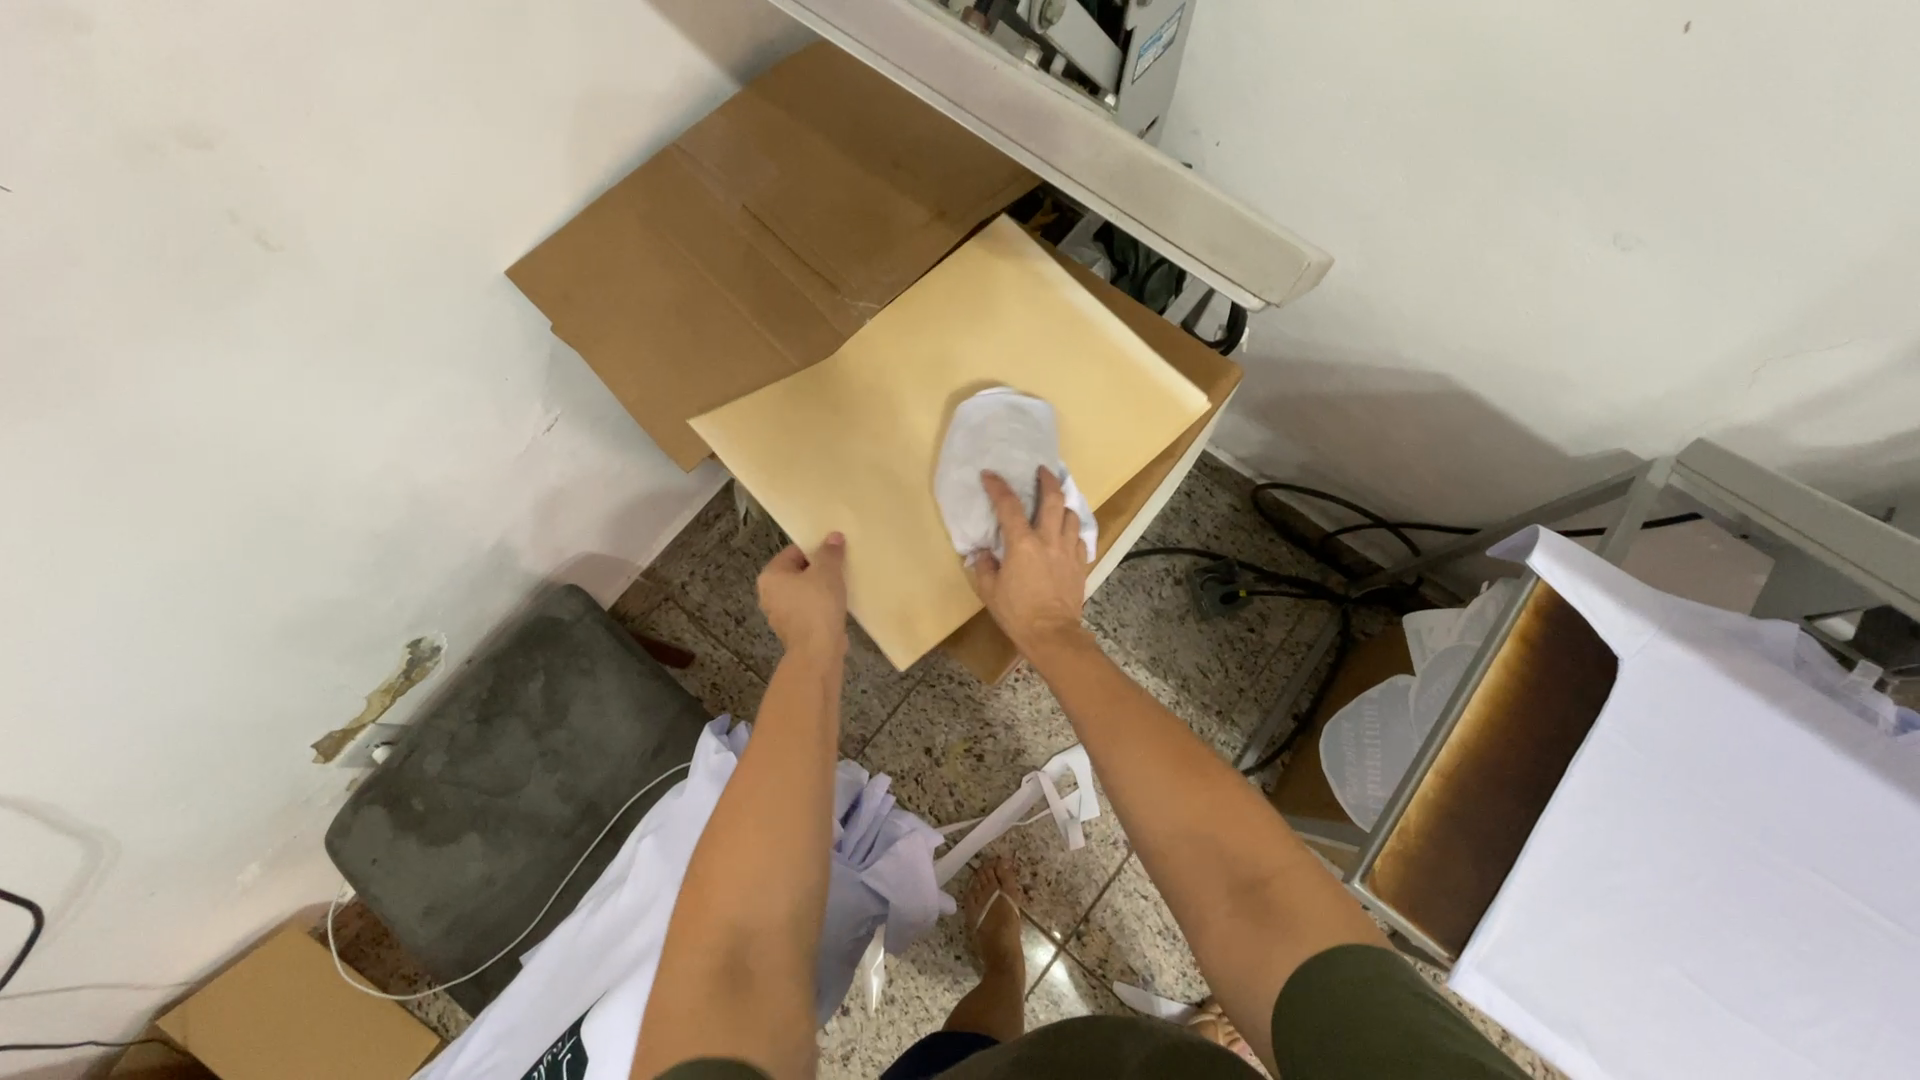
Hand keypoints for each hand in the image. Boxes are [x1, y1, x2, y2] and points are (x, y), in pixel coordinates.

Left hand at [758, 533, 848, 656]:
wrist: (818, 651)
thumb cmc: (818, 605)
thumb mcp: (827, 572)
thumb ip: (830, 552)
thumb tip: (834, 537)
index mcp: (770, 576)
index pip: (793, 552)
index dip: (816, 548)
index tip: (835, 551)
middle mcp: (769, 594)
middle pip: (798, 572)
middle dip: (819, 569)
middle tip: (841, 566)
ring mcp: (780, 614)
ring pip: (803, 592)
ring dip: (821, 588)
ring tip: (842, 585)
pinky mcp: (794, 630)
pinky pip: (808, 609)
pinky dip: (821, 606)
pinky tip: (838, 604)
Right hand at [969, 468, 1092, 659]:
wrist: (1052, 634)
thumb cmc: (1017, 613)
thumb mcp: (989, 591)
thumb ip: (984, 567)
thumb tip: (983, 553)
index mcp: (1022, 544)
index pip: (1008, 505)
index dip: (997, 486)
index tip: (990, 475)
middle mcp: (1048, 540)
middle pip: (1053, 499)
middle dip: (1047, 479)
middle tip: (1042, 470)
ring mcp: (1068, 551)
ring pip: (1071, 516)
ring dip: (1063, 506)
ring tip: (1057, 504)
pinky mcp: (1080, 564)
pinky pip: (1080, 539)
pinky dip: (1073, 531)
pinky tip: (1067, 535)